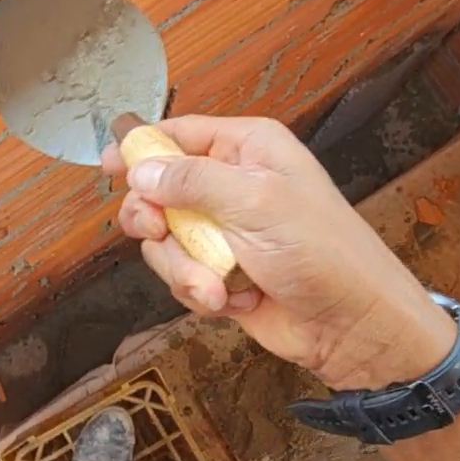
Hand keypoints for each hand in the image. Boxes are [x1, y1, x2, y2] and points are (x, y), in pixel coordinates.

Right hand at [102, 116, 456, 390]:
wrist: (349, 325)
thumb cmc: (321, 253)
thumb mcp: (256, 203)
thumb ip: (192, 182)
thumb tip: (140, 170)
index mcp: (247, 149)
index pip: (181, 135)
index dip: (142, 147)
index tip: (109, 164)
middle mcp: (231, 186)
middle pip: (159, 190)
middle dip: (154, 219)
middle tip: (156, 232)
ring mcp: (223, 232)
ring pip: (164, 240)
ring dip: (183, 267)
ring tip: (215, 285)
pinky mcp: (218, 272)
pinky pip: (180, 275)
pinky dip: (197, 291)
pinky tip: (226, 300)